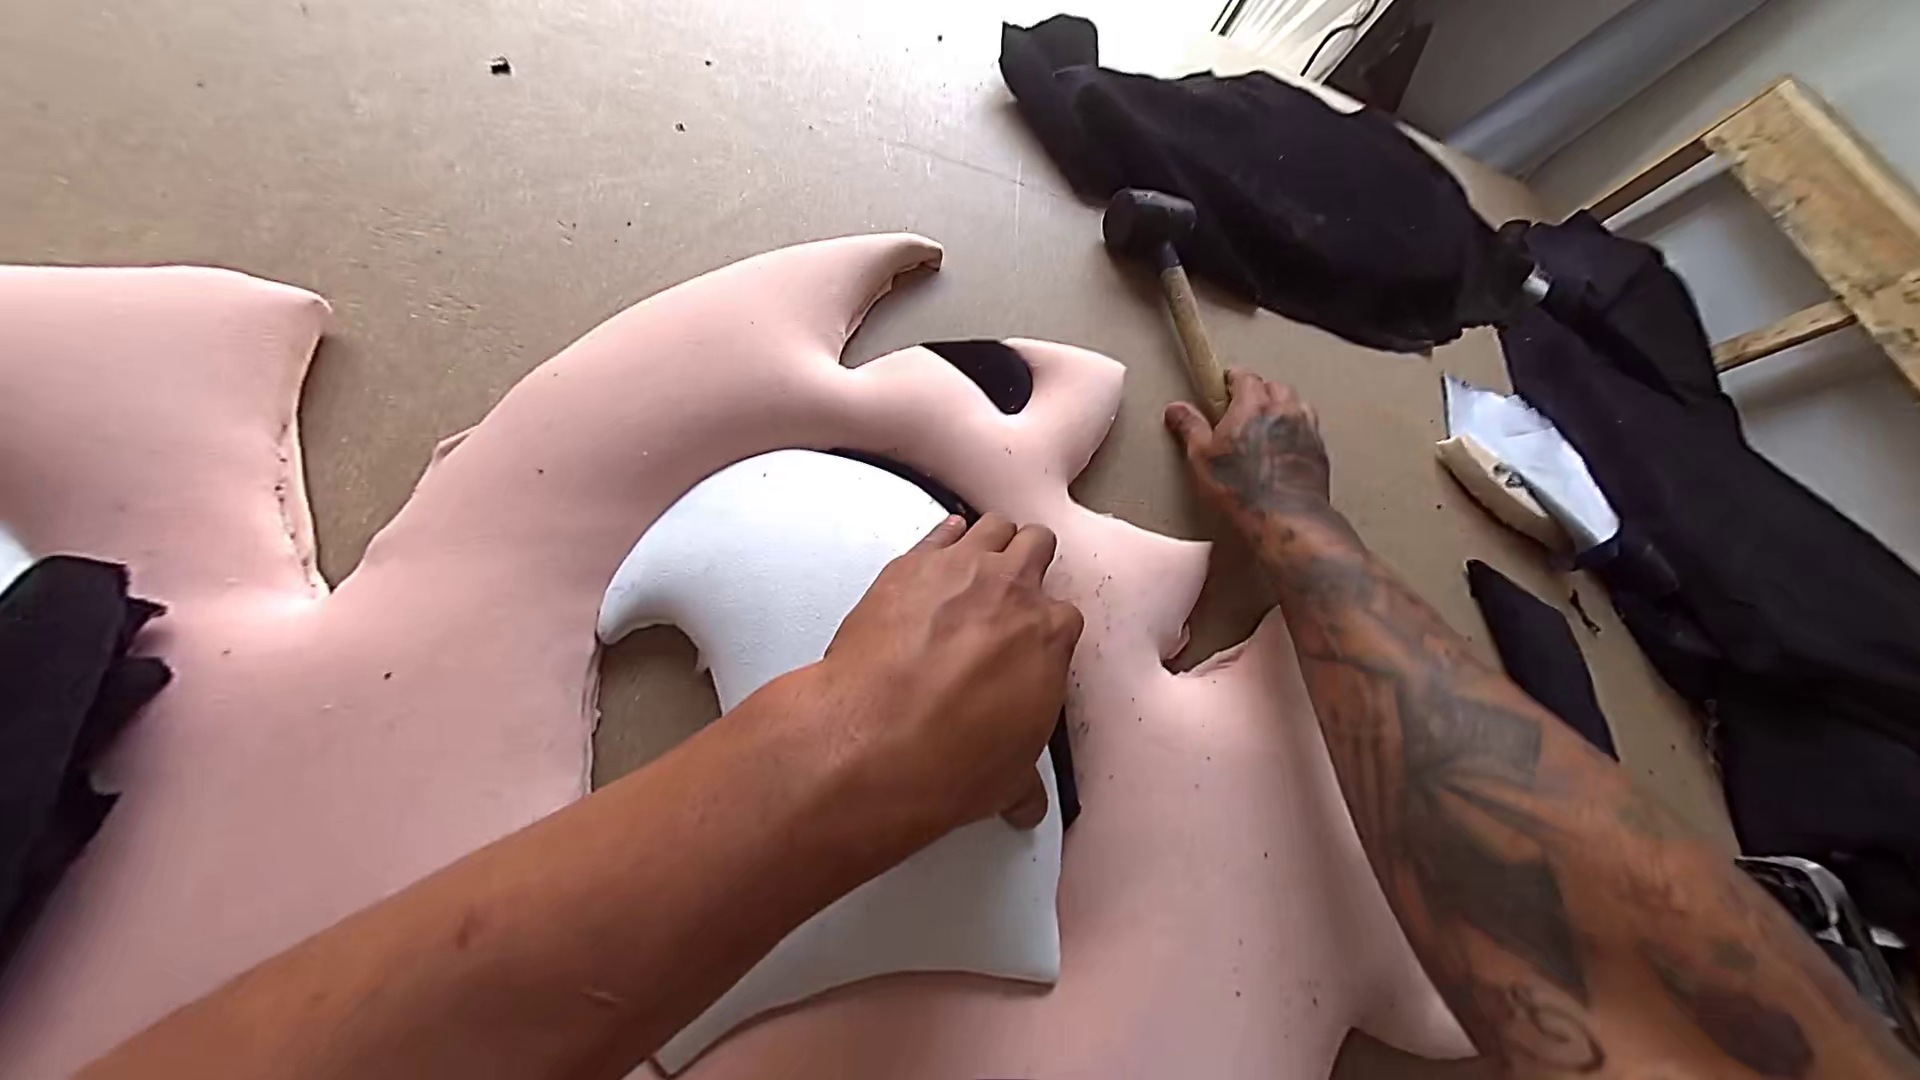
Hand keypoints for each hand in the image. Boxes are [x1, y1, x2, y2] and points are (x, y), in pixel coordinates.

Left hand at [809, 513, 1082, 843]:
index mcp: (1049, 635)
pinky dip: (945, 535)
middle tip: (1012, 582)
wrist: (877, 737)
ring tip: (978, 559)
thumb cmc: (948, 755)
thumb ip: (1025, 779)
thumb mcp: (1008, 778)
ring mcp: (963, 569)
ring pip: (995, 526)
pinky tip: (939, 549)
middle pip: (1036, 545)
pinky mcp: (913, 563)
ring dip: (992, 539)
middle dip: (1028, 560)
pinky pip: (941, 529)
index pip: (1064, 614)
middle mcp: (1013, 590)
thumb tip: (1025, 799)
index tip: (1031, 637)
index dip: (1046, 625)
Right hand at [1165, 369, 1330, 520]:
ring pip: (1294, 404)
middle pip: (1273, 386)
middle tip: (1238, 408)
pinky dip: (1293, 429)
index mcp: (1253, 405)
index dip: (1231, 379)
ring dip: (1279, 408)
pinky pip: (1307, 427)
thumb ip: (1190, 427)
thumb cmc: (1242, 490)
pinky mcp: (1317, 450)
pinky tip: (1279, 447)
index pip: (1245, 376)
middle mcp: (1284, 411)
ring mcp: (1305, 429)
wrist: (1281, 519)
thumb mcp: (1201, 456)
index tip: (1221, 386)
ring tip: (1261, 425)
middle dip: (1256, 391)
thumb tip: (1177, 411)